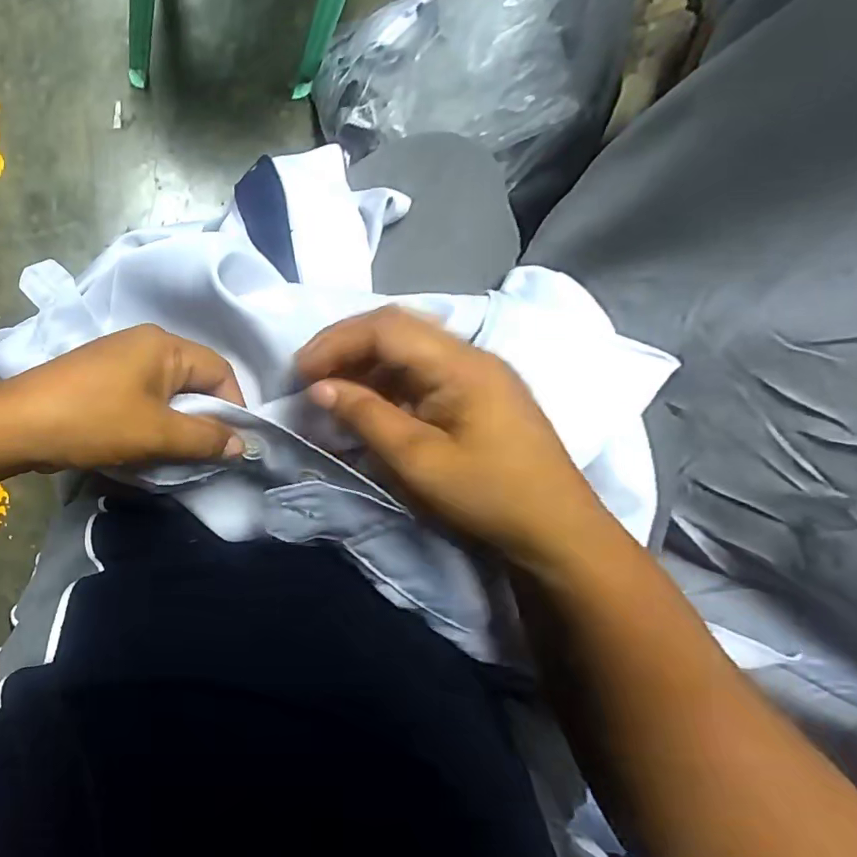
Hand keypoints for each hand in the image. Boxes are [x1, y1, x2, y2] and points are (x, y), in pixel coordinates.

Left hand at [0, 325, 244, 471]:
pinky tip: (137, 448)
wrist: (17, 424)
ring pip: (163, 394)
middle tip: (200, 456)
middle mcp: (142, 342)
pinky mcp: (94, 379)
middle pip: (192, 381)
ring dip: (171, 426)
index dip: (234, 408)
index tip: (232, 447)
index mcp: (163, 345)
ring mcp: (114, 359)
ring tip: (167, 457)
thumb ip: (205, 438)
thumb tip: (243, 445)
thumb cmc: (94, 421)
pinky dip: (145, 423)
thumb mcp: (156, 433)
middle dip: (201, 420)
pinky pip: (136, 399)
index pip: (220, 370)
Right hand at [295, 307, 615, 567]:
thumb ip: (365, 415)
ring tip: (327, 386)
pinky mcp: (475, 391)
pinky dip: (382, 375)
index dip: (336, 342)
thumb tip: (319, 388)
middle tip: (307, 373)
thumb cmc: (486, 495)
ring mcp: (476, 372)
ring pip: (406, 344)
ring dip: (360, 358)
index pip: (386, 328)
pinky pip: (418, 367)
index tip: (299, 372)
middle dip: (343, 343)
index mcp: (461, 366)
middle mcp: (470, 356)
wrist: (557, 530)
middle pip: (396, 326)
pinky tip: (363, 398)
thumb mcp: (416, 459)